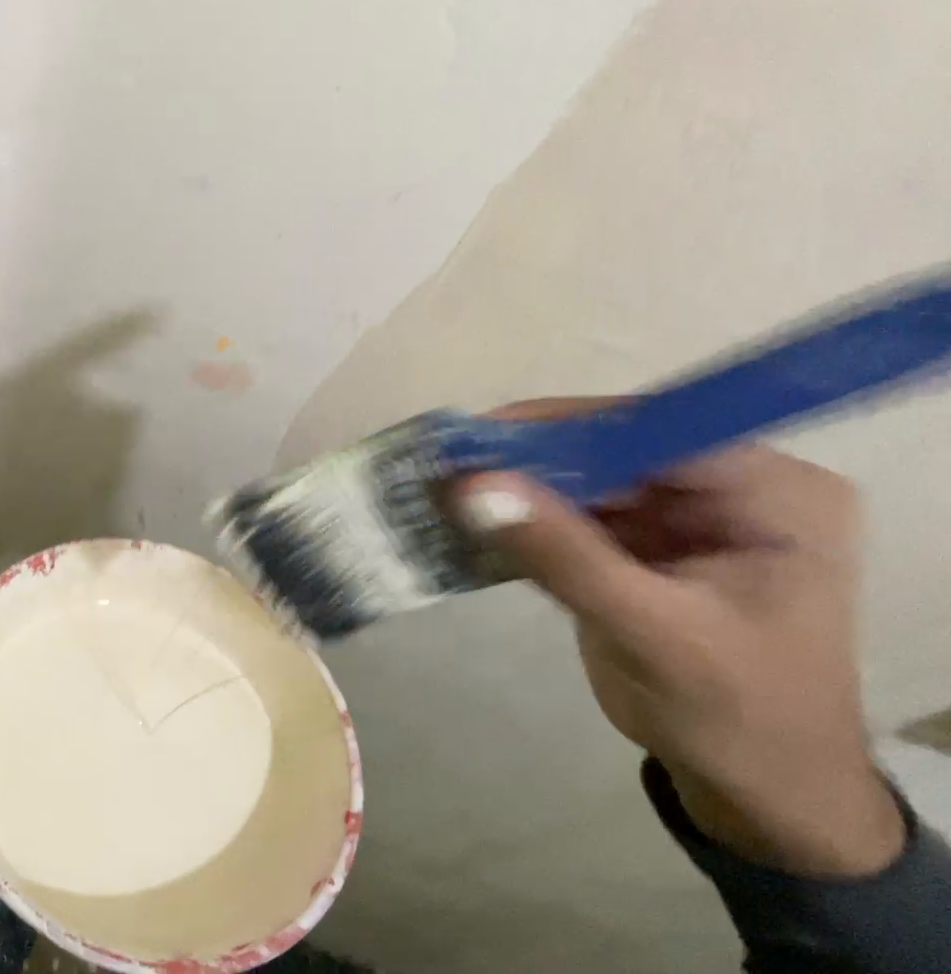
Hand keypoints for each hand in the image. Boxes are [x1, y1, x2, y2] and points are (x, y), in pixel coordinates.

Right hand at [454, 398, 902, 876]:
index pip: (659, 431)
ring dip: (516, 486)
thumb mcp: (651, 632)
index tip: (478, 436)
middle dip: (529, 458)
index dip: (565, 425)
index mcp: (773, 494)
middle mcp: (730, 489)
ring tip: (442, 486)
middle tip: (446, 464)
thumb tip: (472, 486)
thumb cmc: (733, 713)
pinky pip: (571, 514)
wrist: (757, 789)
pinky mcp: (640, 545)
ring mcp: (683, 517)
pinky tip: (467, 520)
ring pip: (583, 478)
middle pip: (614, 448)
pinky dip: (521, 518)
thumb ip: (564, 557)